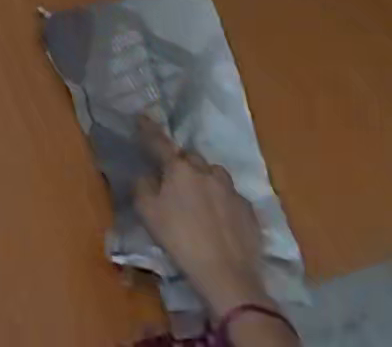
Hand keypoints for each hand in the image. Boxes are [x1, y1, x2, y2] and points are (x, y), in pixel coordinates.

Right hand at [132, 118, 270, 314]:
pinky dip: (223, 198)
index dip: (148, 129)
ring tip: (200, 194)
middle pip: (191, 157)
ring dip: (205, 178)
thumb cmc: (179, 238)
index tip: (142, 116)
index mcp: (179, 169)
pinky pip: (232, 195)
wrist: (226, 275)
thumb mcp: (146, 210)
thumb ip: (143, 185)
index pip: (159, 141)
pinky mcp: (250, 212)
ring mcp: (232, 192)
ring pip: (215, 173)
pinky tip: (220, 215)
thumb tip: (148, 175)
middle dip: (182, 162)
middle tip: (174, 175)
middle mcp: (206, 173)